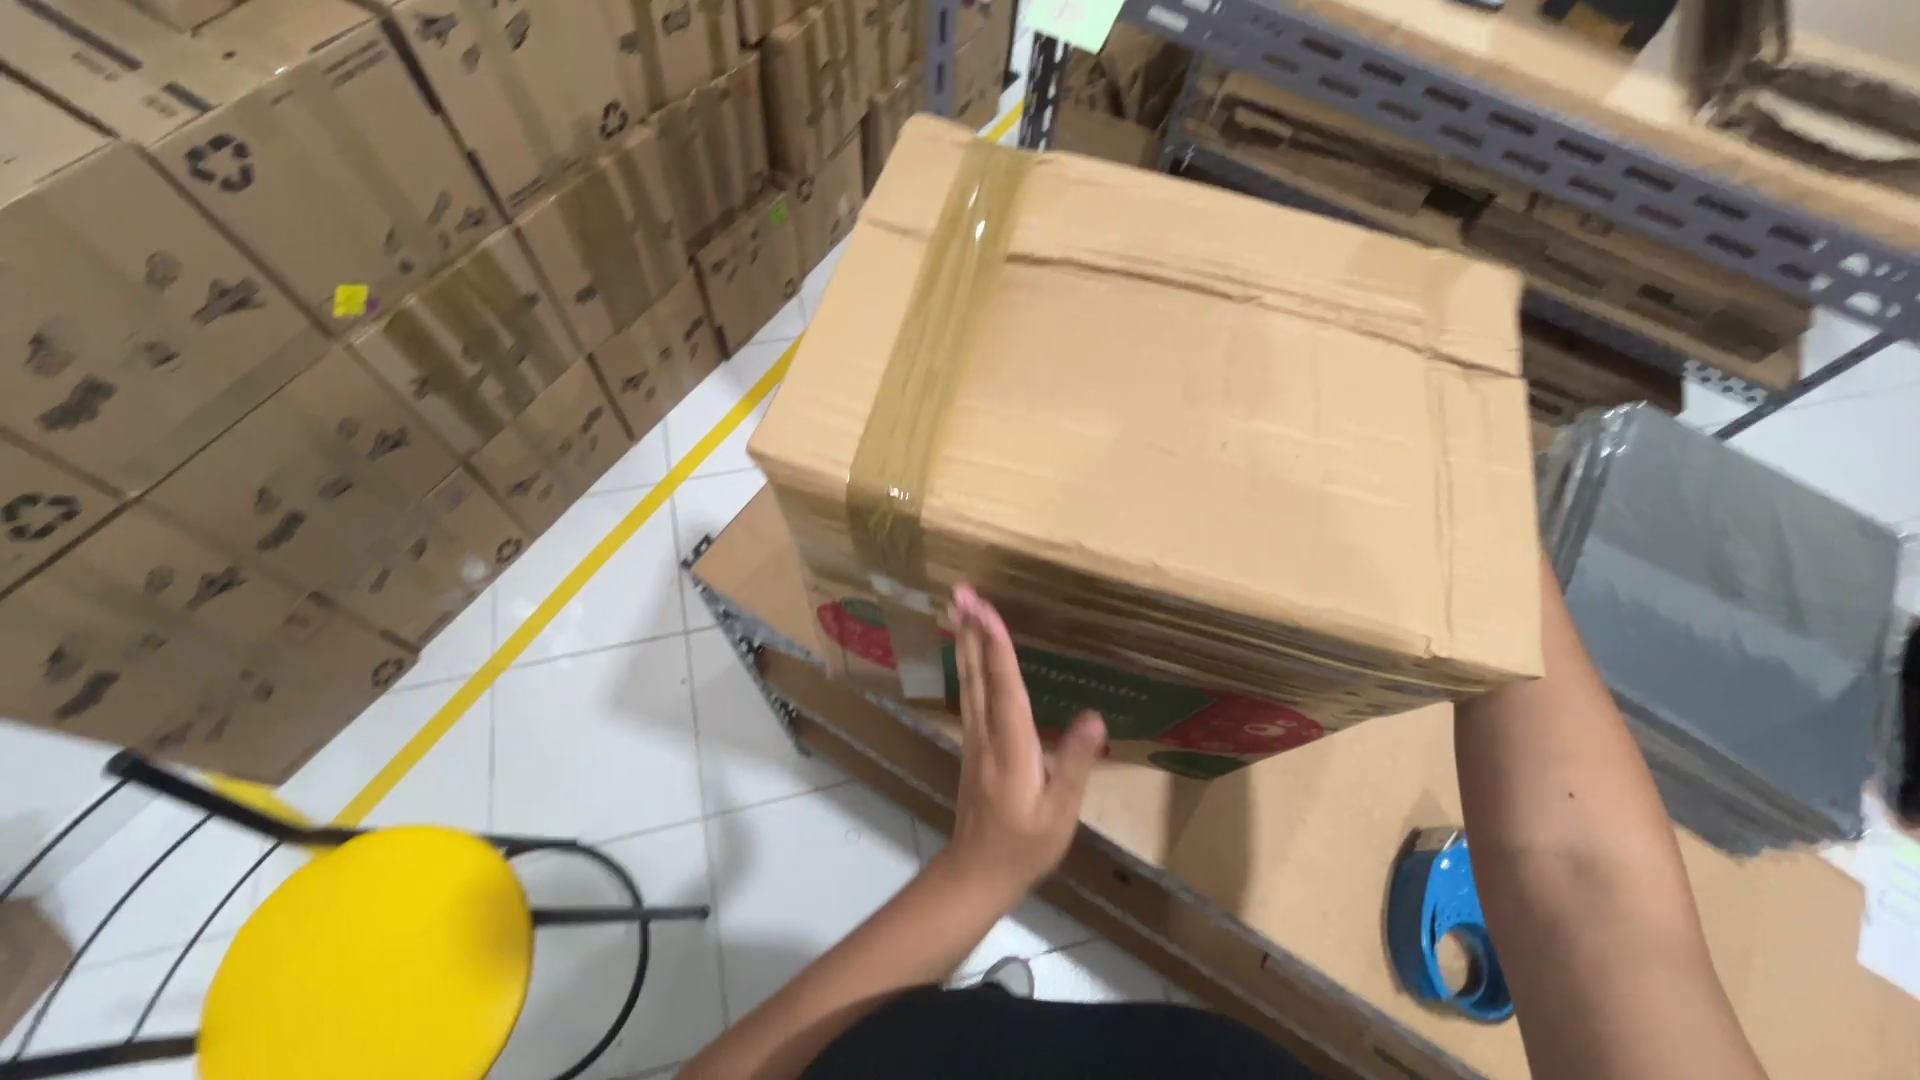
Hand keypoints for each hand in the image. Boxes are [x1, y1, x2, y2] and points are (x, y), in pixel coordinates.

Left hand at [938, 584, 1106, 899]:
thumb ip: (1075, 764)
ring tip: (957, 606)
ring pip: (967, 680)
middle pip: (976, 673)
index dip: (996, 646)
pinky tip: (966, 651)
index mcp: (1012, 748)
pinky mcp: (971, 744)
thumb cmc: (1024, 846)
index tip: (985, 609)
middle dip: (970, 629)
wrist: (976, 872)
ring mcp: (973, 738)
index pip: (1004, 687)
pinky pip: (968, 693)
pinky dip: (967, 663)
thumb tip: (1095, 716)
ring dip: (963, 640)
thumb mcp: (1060, 814)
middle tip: (960, 590)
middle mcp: (986, 734)